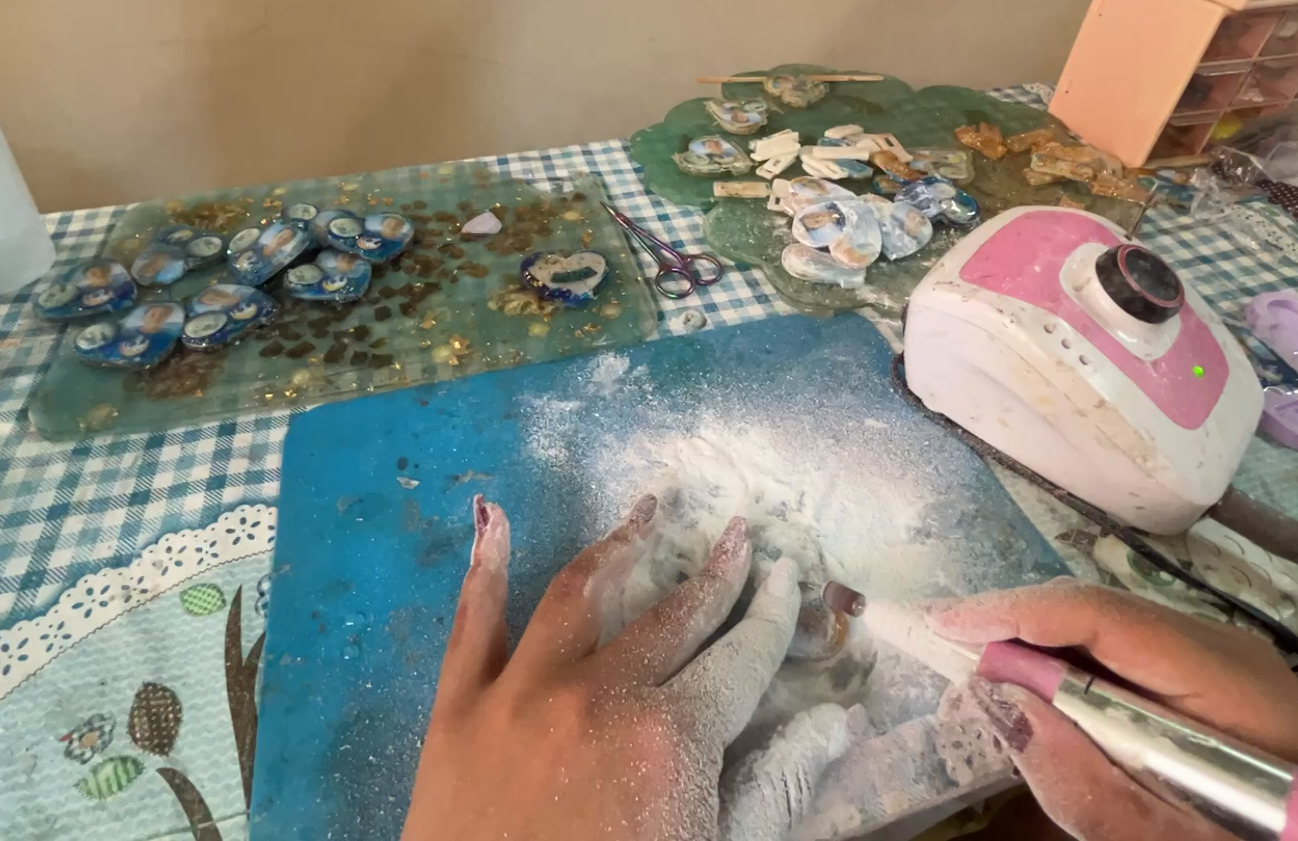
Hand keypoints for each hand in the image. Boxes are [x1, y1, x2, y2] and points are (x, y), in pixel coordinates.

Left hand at [402, 494, 851, 840]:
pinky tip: (495, 520)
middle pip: (673, 615)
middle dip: (716, 572)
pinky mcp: (457, 708)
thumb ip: (777, 789)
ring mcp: (520, 691)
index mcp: (669, 736)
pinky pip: (471, 623)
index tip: (785, 575)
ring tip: (649, 509)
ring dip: (620, 543)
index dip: (770, 615)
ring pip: (579, 592)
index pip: (738, 656)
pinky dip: (485, 567)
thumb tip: (840, 720)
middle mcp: (598, 692)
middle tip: (738, 532)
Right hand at [930, 581, 1297, 840]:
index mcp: (1239, 686)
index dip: (1016, 614)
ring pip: (1092, 624)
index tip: (941, 625)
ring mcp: (1210, 657)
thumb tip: (992, 697)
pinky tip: (1025, 681)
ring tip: (970, 659)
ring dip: (1026, 643)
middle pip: (1092, 612)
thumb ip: (1094, 792)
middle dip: (1011, 625)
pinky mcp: (1192, 674)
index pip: (1106, 618)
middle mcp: (1223, 649)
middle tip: (940, 643)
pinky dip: (1054, 663)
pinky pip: (1106, 649)